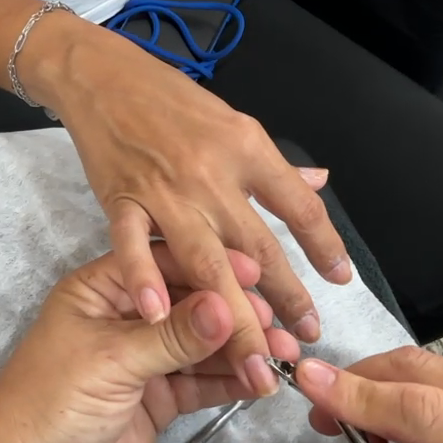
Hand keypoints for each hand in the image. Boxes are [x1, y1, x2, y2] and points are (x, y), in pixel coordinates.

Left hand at [0, 247, 302, 442]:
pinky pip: (198, 382)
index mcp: (103, 288)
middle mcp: (127, 316)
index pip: (162, 265)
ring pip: (199, 346)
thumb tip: (228, 305)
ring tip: (282, 356)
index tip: (256, 275)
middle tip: (278, 324)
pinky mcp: (157, 397)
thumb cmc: (55, 397)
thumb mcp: (113, 358)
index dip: (207, 267)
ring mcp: (143, 358)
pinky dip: (228, 382)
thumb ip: (173, 335)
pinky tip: (261, 383)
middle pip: (187, 305)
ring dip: (238, 351)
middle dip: (232, 314)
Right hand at [21, 14, 349, 396]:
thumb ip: (271, 163)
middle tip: (304, 348)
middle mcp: (212, 174)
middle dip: (284, 303)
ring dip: (234, 318)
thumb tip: (318, 184)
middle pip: (257, 249)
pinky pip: (134, 245)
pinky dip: (145, 279)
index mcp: (246, 147)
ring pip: (205, 263)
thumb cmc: (169, 97)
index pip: (299, 205)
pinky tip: (157, 316)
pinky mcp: (121, 199)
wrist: (103, 75)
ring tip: (256, 366)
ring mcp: (165, 190)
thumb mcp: (231, 119)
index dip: (325, 246)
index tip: (339, 281)